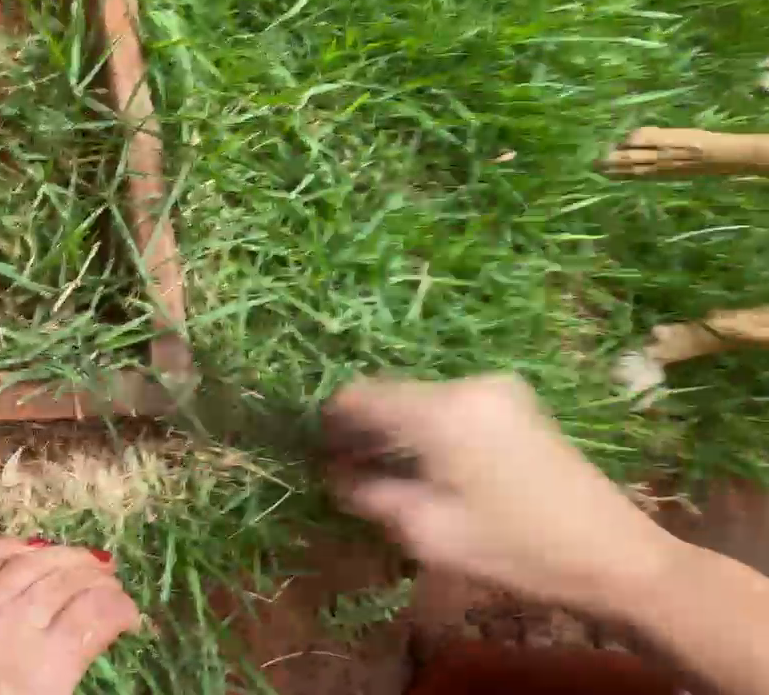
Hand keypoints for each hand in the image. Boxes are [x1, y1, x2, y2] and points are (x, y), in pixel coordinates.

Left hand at [0, 538, 142, 694]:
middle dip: (96, 579)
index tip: (135, 617)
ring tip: (89, 560)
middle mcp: (9, 627)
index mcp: (42, 669)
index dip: (120, 609)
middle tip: (117, 585)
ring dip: (62, 556)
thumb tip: (107, 645)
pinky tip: (35, 548)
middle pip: (61, 583)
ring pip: (26, 564)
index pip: (90, 615)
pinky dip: (15, 549)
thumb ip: (86, 679)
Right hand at [326, 374, 676, 616]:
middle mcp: (462, 385)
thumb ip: (364, 493)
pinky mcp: (514, 403)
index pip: (354, 396)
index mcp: (437, 409)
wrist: (627, 565)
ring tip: (391, 468)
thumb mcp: (426, 531)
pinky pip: (444, 404)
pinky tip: (431, 463)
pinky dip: (425, 426)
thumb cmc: (519, 548)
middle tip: (352, 466)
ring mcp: (493, 390)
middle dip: (362, 428)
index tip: (321, 454)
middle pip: (384, 394)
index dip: (329, 423)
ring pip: (413, 398)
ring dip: (394, 428)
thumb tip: (329, 471)